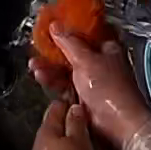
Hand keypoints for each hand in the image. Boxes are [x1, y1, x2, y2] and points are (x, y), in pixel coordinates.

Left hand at [18, 98, 103, 149]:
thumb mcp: (77, 144)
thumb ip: (77, 124)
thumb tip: (75, 106)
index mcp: (49, 132)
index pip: (60, 107)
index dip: (76, 103)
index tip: (96, 105)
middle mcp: (49, 148)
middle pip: (73, 135)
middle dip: (91, 139)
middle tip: (107, 141)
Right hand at [29, 26, 150, 149]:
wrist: (116, 124)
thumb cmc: (108, 87)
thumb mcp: (86, 59)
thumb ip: (68, 42)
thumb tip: (55, 25)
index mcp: (108, 49)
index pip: (87, 33)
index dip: (70, 28)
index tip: (52, 26)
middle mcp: (100, 63)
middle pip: (72, 52)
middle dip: (53, 51)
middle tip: (37, 47)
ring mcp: (90, 81)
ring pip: (65, 70)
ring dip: (49, 67)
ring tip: (34, 65)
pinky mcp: (81, 97)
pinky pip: (63, 85)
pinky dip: (52, 80)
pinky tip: (40, 76)